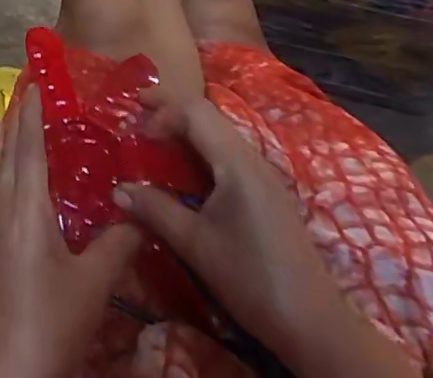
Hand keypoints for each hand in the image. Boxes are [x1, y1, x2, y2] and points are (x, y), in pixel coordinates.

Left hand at [0, 88, 142, 377]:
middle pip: (5, 152)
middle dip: (13, 119)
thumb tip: (142, 213)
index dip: (30, 114)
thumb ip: (118, 245)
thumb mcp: (94, 285)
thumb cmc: (52, 322)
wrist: (4, 367)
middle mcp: (0, 206)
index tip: (34, 85)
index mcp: (28, 206)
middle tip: (21, 92)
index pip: (28, 146)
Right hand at [114, 94, 415, 377]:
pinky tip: (187, 167)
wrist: (315, 324)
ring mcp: (263, 174)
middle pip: (208, 115)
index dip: (162, 111)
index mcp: (236, 163)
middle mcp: (252, 158)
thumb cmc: (251, 278)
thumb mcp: (195, 244)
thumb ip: (156, 210)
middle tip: (137, 107)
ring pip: (220, 132)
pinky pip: (228, 152)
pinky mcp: (267, 192)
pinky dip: (201, 146)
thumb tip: (118, 188)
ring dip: (186, 126)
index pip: (195, 112)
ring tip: (156, 134)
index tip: (136, 133)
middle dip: (171, 108)